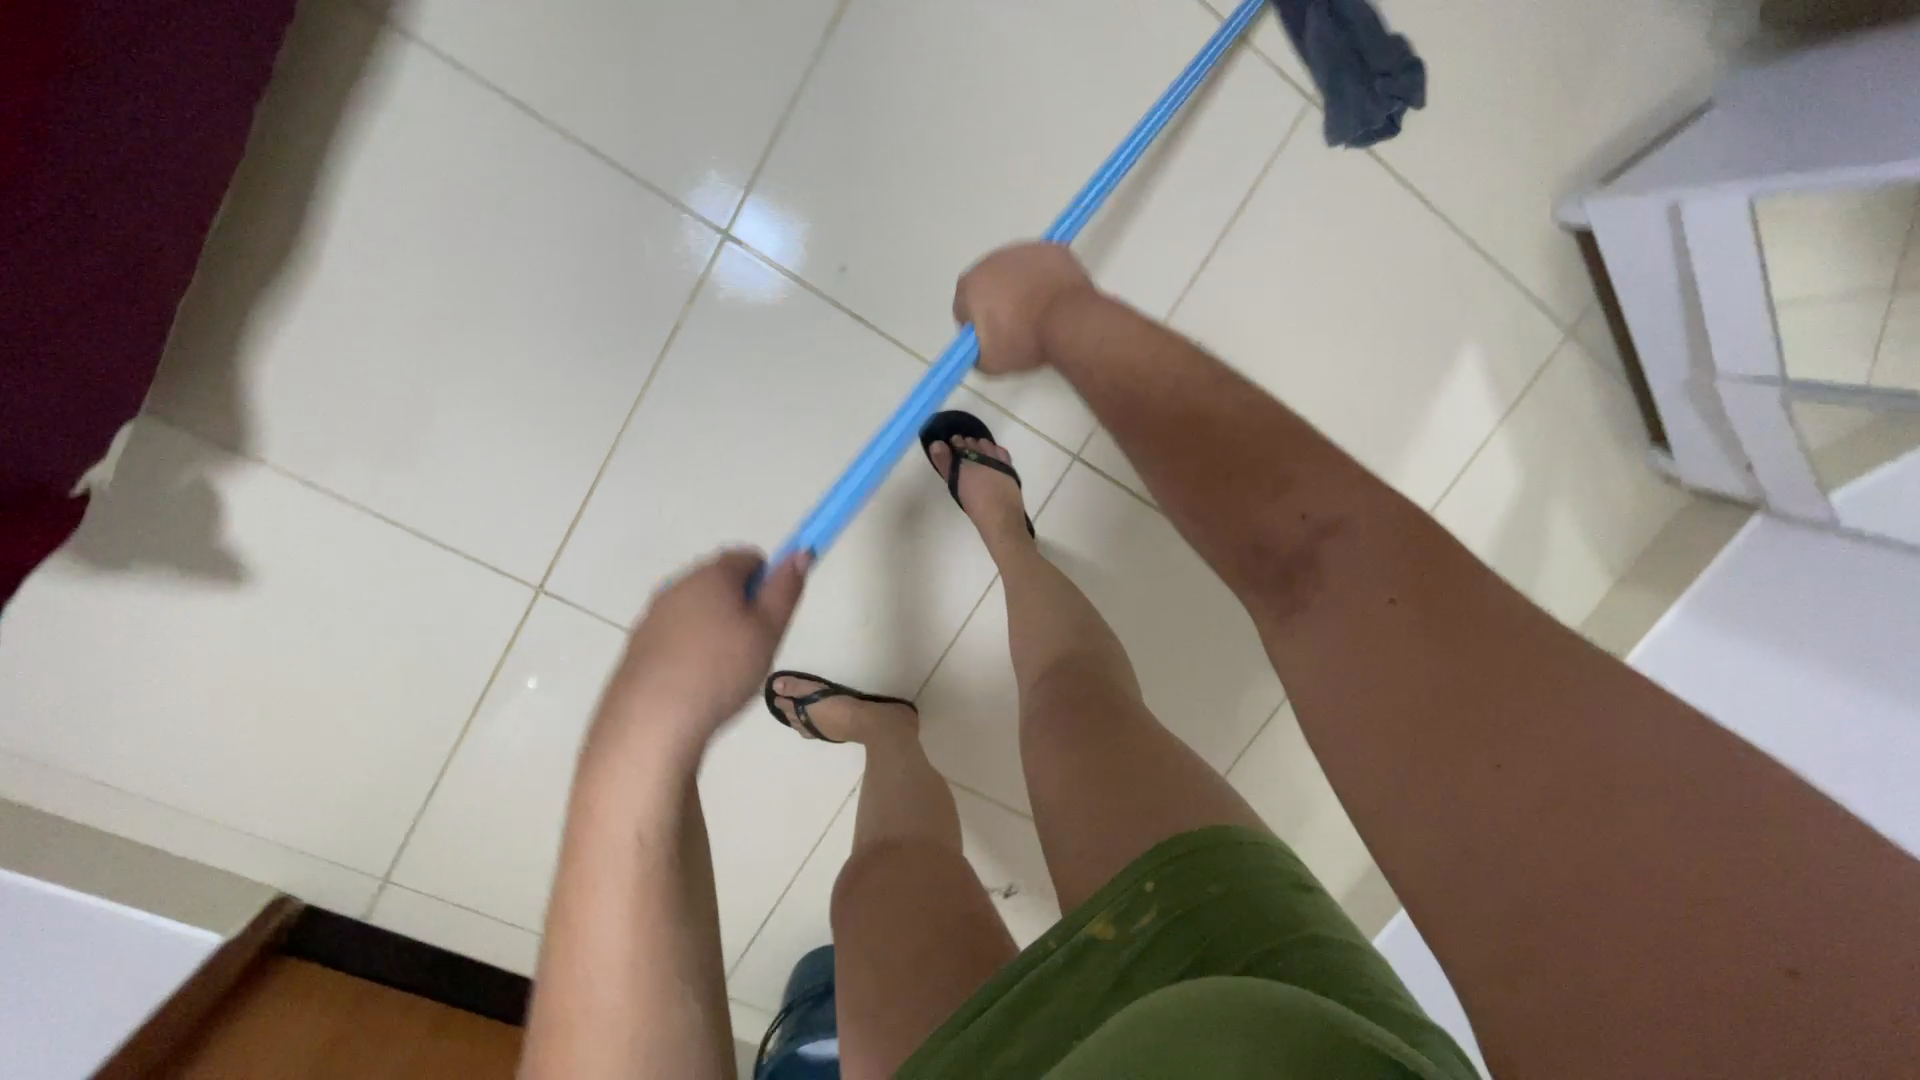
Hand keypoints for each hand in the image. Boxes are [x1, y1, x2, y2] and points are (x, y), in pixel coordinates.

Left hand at [592, 549, 809, 756]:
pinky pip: (676, 634)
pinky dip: (691, 648)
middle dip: (742, 604)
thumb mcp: (768, 631)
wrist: (652, 720)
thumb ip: (786, 589)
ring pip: (697, 609)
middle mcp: (678, 585)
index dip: (768, 580)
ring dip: (716, 627)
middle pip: (720, 581)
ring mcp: (653, 615)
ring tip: (725, 670)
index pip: (748, 556)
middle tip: (754, 645)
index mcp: (712, 575)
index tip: (771, 616)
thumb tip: (800, 553)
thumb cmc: (721, 670)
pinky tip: (697, 682)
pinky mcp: (639, 644)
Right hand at [953, 241, 1096, 374]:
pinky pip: (1042, 265)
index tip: (992, 340)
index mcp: (970, 285)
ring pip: (1016, 272)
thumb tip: (978, 350)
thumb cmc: (1024, 340)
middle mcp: (991, 260)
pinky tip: (1054, 298)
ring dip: (1021, 288)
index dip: (976, 326)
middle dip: (998, 302)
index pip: (964, 307)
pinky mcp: (1051, 248)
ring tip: (1038, 312)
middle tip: (1017, 326)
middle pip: (989, 285)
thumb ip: (975, 353)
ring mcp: (1023, 250)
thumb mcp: (990, 363)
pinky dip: (1045, 278)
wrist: (1069, 321)